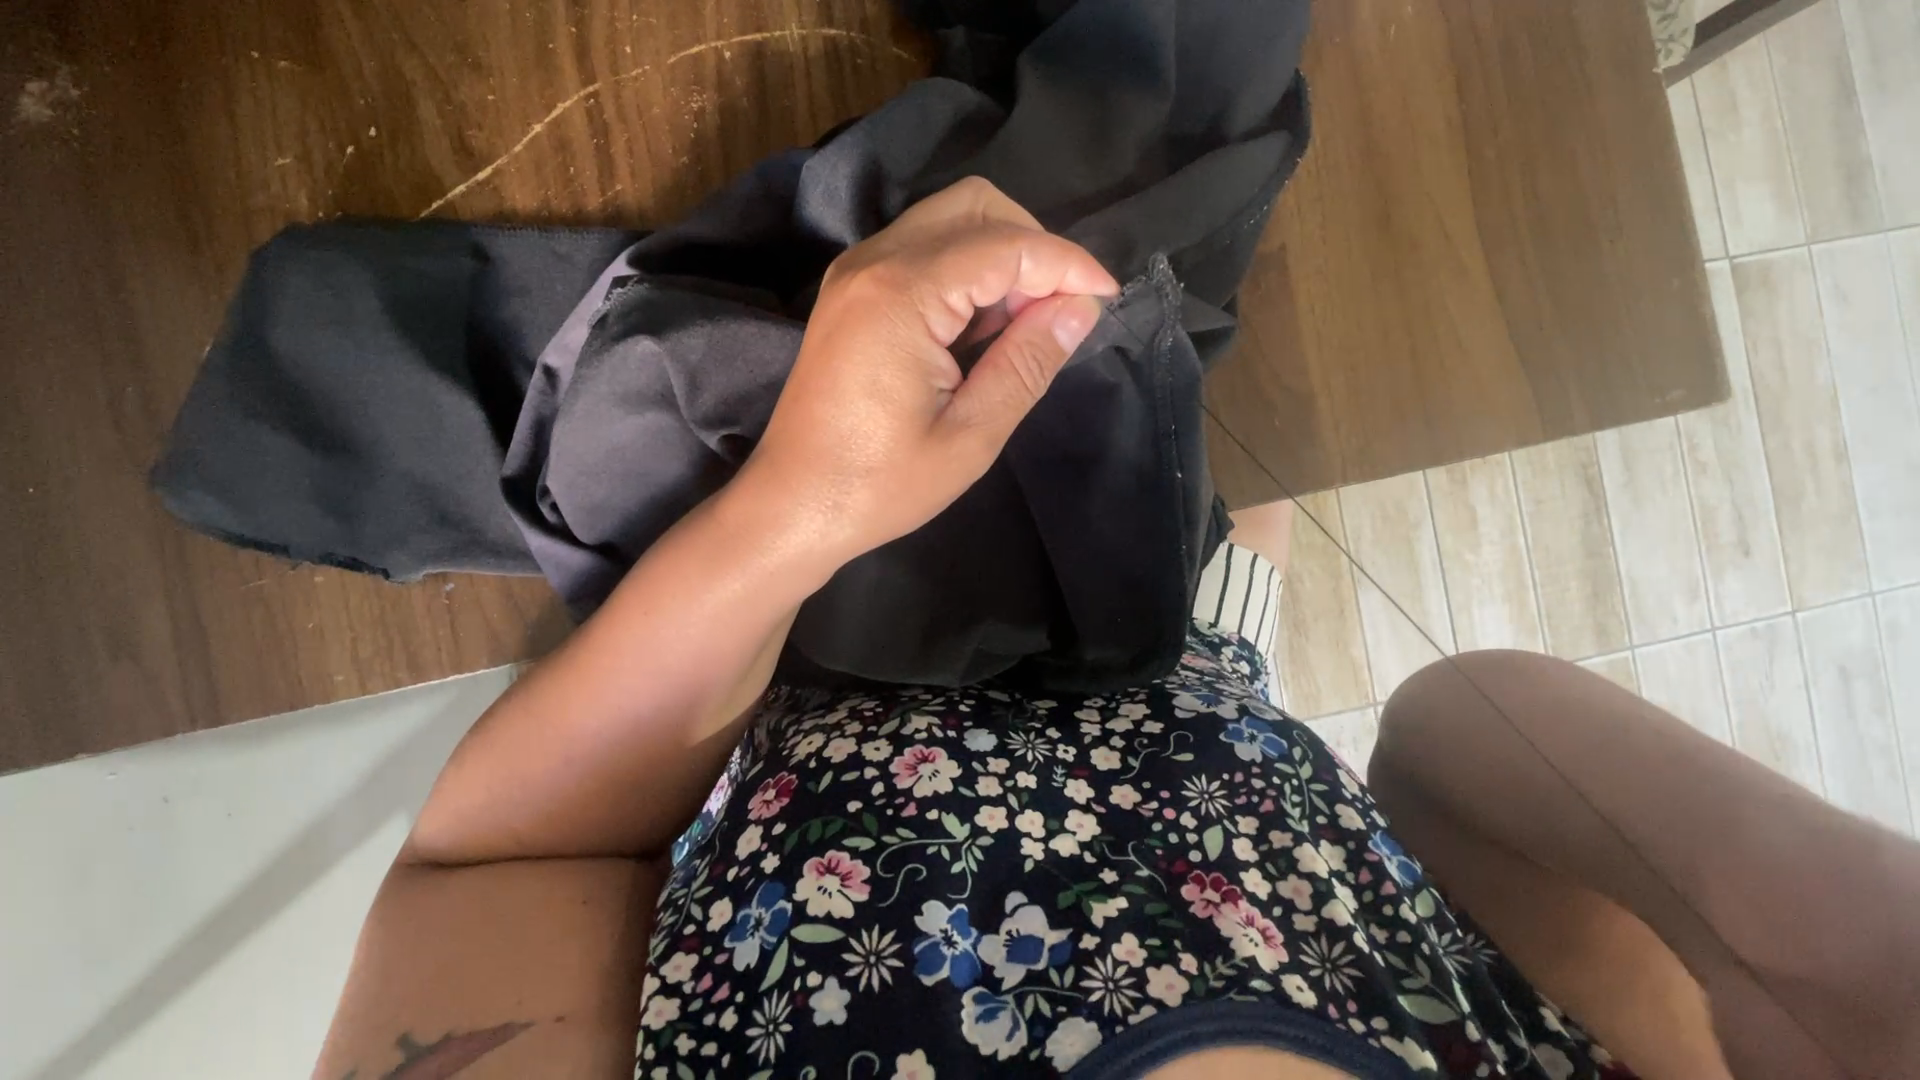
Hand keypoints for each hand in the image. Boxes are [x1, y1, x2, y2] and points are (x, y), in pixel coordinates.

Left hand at [736, 176, 1119, 564]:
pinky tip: (979, 323)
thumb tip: (1081, 308)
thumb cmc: (880, 485)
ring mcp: (855, 272)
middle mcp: (874, 262)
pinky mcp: (849, 291)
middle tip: (1061, 308)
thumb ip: (1027, 363)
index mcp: (903, 294)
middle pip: (975, 206)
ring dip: (999, 253)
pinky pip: (920, 247)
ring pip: (946, 219)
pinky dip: (964, 267)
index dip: (1067, 264)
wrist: (792, 505)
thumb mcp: (970, 435)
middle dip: (1033, 244)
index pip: (1007, 245)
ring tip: (1025, 320)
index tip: (1107, 297)